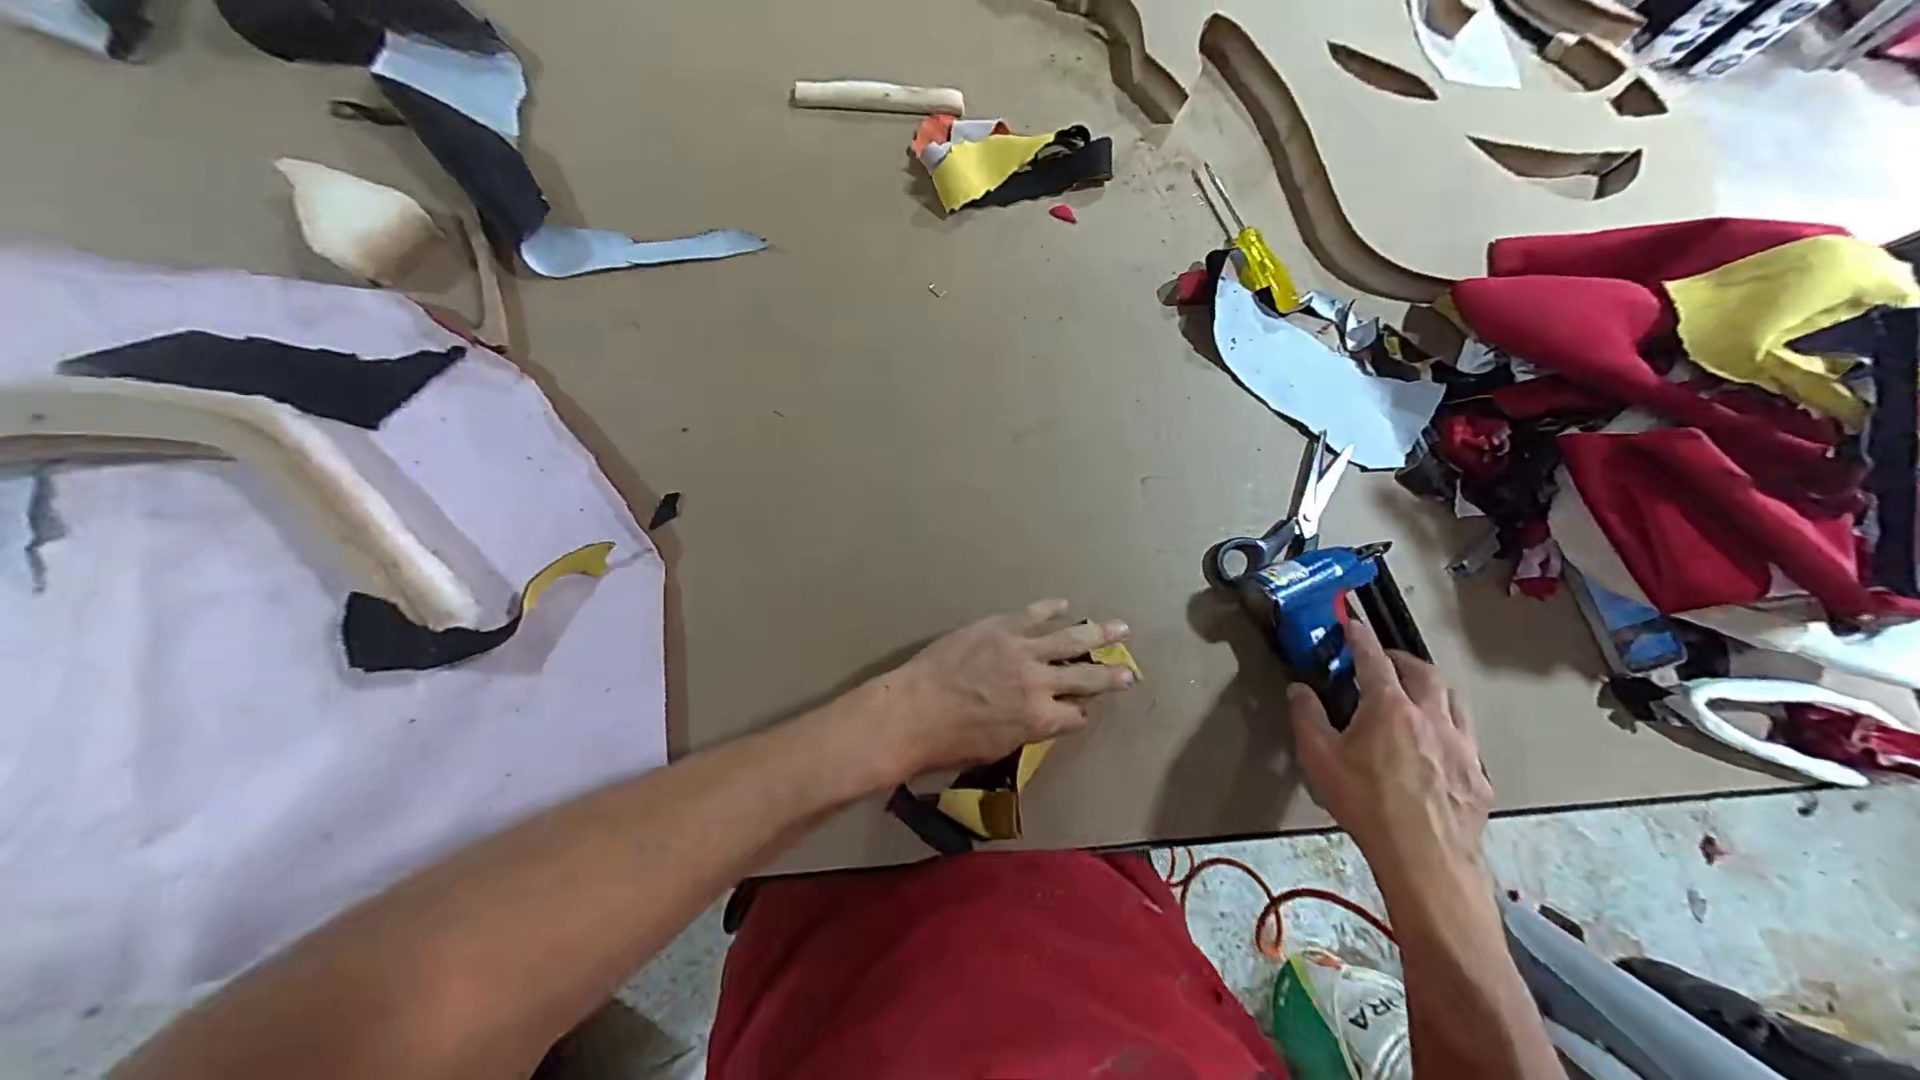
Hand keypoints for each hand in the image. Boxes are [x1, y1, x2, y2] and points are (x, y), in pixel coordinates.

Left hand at [867, 599, 1133, 779]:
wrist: (911, 711)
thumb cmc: (948, 743)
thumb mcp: (996, 749)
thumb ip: (1024, 731)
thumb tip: (1037, 719)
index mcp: (1040, 720)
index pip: (1075, 716)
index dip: (1080, 715)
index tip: (1081, 712)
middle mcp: (1040, 683)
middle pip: (1086, 677)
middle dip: (1111, 675)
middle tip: (1130, 671)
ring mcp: (1021, 650)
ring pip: (1069, 639)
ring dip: (1097, 633)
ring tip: (1119, 627)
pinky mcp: (1000, 627)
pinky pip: (1033, 614)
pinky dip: (1050, 609)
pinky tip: (1063, 605)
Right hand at [1287, 619, 1493, 886]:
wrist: (1424, 857)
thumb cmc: (1366, 803)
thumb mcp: (1318, 757)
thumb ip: (1306, 716)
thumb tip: (1300, 690)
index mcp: (1390, 707)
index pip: (1374, 659)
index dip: (1361, 638)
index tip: (1353, 624)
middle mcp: (1431, 717)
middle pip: (1423, 671)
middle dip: (1401, 658)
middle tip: (1383, 659)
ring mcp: (1461, 745)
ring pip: (1453, 698)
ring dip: (1431, 685)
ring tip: (1415, 691)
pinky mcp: (1479, 775)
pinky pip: (1466, 735)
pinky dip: (1448, 724)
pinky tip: (1436, 741)